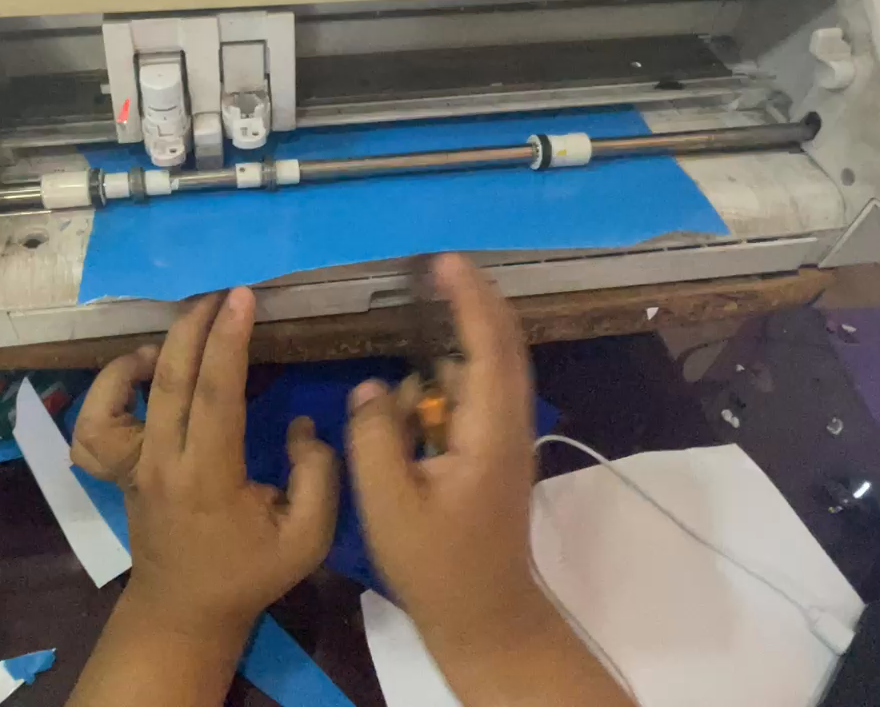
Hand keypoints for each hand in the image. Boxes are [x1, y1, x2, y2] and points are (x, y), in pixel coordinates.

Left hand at [71, 287, 338, 637]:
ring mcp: (132, 466)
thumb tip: (304, 424)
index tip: (243, 297)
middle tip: (221, 293)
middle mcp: (162, 463)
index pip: (217, 394)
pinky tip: (139, 370)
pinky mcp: (117, 468)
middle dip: (195, 325)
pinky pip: (92, 424)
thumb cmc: (250, 572)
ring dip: (148, 351)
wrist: (186, 610)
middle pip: (169, 379)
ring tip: (182, 331)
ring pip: (117, 397)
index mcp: (210, 478)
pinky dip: (107, 387)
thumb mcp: (307, 536)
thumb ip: (318, 475)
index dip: (229, 340)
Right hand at [345, 253, 548, 653]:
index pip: (486, 348)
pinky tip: (418, 388)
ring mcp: (504, 435)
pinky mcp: (492, 448)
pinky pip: (473, 393)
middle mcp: (507, 423)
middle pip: (502, 344)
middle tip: (441, 266)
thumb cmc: (438, 566)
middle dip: (476, 299)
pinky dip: (451, 373)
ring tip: (426, 316)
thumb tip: (372, 386)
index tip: (445, 262)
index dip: (468, 300)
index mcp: (489, 431)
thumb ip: (375, 436)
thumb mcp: (388, 504)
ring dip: (461, 336)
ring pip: (487, 367)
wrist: (486, 618)